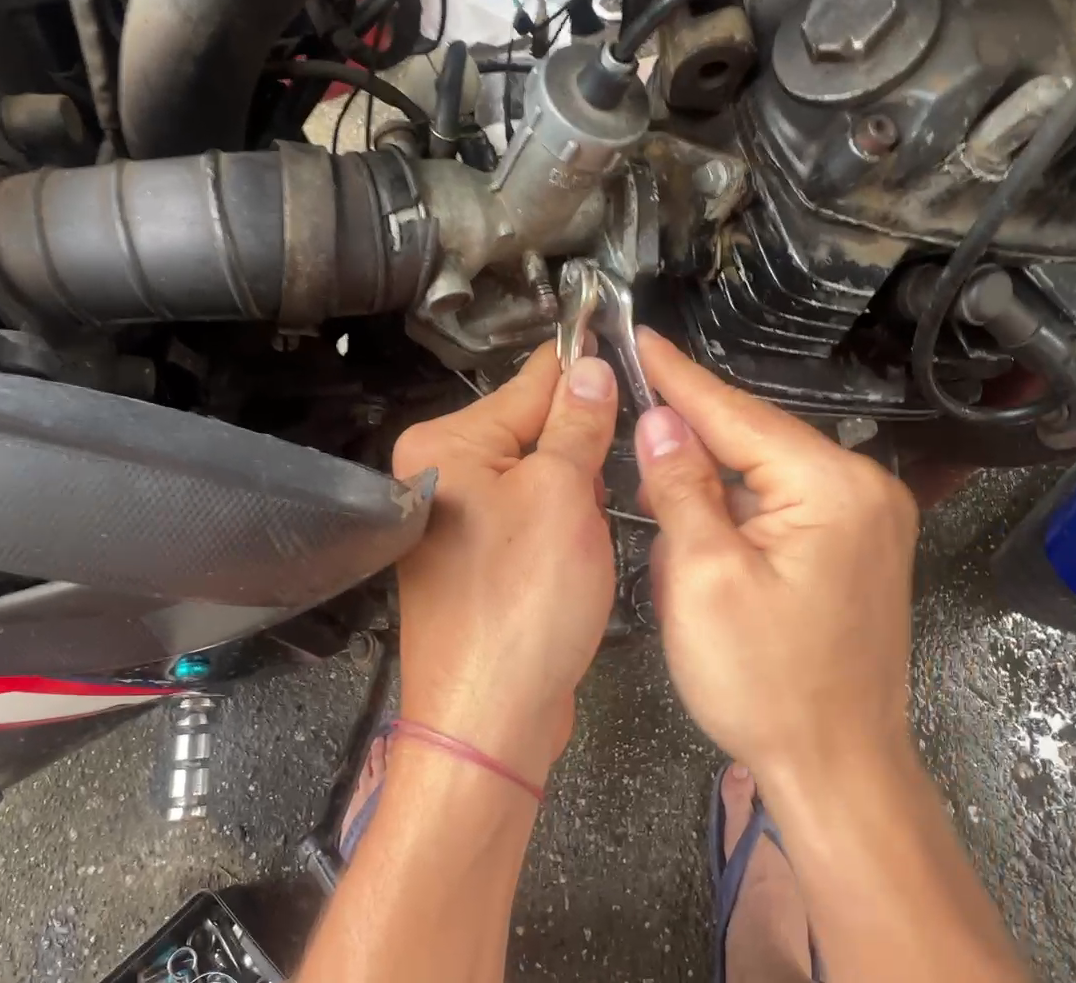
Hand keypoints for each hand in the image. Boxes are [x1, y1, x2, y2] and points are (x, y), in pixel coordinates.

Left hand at [391, 348, 620, 783]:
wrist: (489, 717)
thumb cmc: (521, 604)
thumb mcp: (562, 496)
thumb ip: (578, 425)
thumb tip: (592, 369)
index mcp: (447, 444)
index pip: (530, 381)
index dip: (587, 371)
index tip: (633, 358)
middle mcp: (442, 474)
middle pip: (533, 428)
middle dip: (583, 442)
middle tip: (625, 464)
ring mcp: (459, 520)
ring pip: (539, 474)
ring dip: (578, 486)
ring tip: (601, 515)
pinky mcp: (481, 558)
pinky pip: (532, 515)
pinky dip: (565, 519)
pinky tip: (583, 544)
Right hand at [630, 329, 919, 778]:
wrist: (837, 768)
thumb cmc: (764, 682)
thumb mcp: (703, 578)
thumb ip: (680, 488)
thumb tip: (659, 422)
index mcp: (831, 487)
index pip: (736, 414)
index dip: (678, 376)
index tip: (638, 336)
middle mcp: (863, 490)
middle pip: (754, 438)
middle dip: (690, 427)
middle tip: (630, 396)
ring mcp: (867, 520)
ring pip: (765, 472)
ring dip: (709, 471)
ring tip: (652, 462)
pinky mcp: (855, 549)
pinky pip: (782, 503)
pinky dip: (735, 502)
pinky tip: (698, 510)